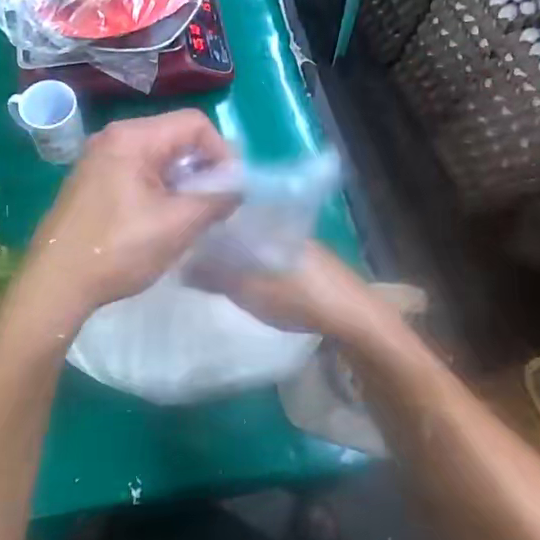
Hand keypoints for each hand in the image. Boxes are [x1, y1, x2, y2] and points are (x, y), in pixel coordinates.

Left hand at [19, 110, 237, 320]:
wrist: (55, 283)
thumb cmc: (118, 250)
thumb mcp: (177, 225)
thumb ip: (215, 199)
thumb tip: (236, 187)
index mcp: (131, 138)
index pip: (195, 123)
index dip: (222, 153)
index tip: (229, 191)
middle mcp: (111, 139)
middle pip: (174, 138)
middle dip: (201, 170)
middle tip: (212, 208)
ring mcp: (96, 161)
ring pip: (156, 159)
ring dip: (179, 184)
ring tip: (188, 220)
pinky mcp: (89, 184)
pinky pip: (135, 175)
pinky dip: (156, 192)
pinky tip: (159, 224)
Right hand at [199, 241, 423, 336]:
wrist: (356, 322)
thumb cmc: (299, 299)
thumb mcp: (249, 290)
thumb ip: (216, 278)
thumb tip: (183, 269)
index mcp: (273, 228)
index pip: (235, 218)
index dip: (213, 228)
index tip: (192, 241)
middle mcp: (291, 233)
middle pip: (250, 233)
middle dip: (227, 245)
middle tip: (203, 262)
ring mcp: (308, 253)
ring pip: (266, 249)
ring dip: (245, 260)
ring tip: (224, 275)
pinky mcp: (319, 273)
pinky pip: (279, 263)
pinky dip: (262, 271)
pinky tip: (257, 287)